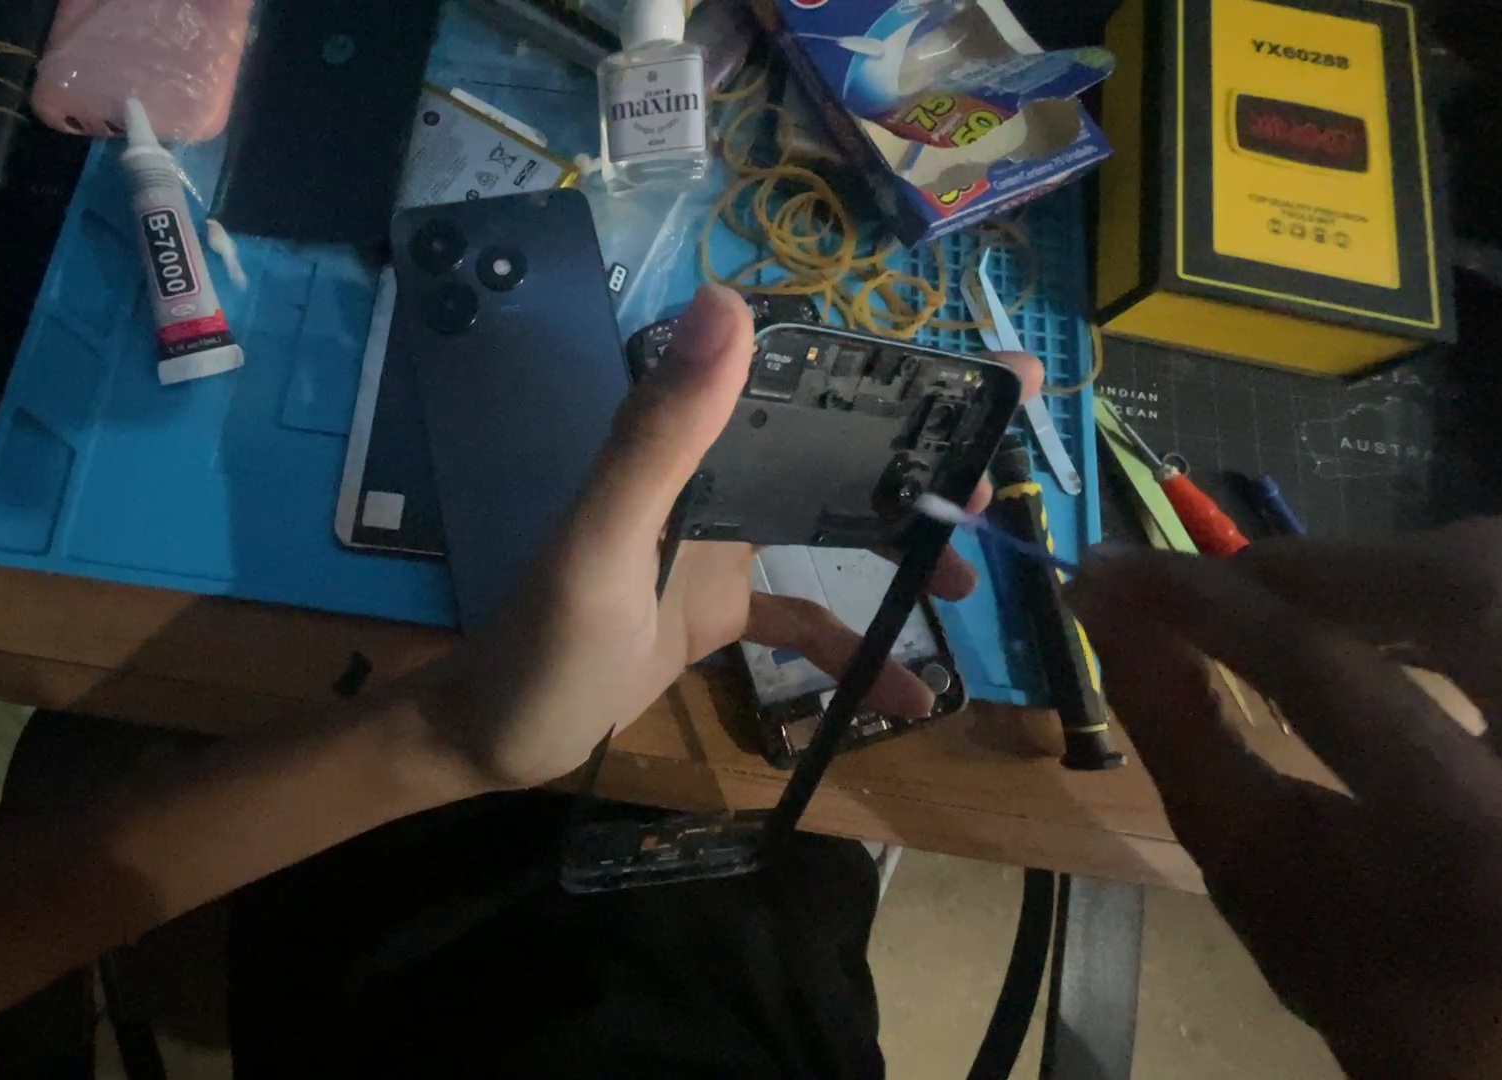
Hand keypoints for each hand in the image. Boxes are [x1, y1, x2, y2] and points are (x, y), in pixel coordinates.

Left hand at [423, 284, 1041, 789]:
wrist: (500, 735)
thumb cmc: (545, 652)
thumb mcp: (600, 549)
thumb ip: (656, 439)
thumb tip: (724, 303)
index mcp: (683, 456)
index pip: (796, 390)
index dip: (891, 377)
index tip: (997, 378)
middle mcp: (703, 488)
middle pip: (825, 455)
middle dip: (915, 462)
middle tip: (1002, 482)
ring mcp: (712, 553)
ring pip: (822, 528)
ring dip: (895, 547)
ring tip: (966, 577)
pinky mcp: (713, 612)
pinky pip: (796, 619)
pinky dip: (849, 646)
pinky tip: (905, 688)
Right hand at [1068, 520, 1501, 1078]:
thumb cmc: (1363, 961)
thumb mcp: (1242, 856)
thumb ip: (1171, 724)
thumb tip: (1103, 608)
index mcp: (1477, 844)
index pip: (1319, 668)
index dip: (1200, 599)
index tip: (1109, 568)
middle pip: (1469, 587)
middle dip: (1313, 567)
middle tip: (1219, 585)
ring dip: (1386, 569)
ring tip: (1300, 608)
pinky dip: (1440, 590)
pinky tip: (1387, 628)